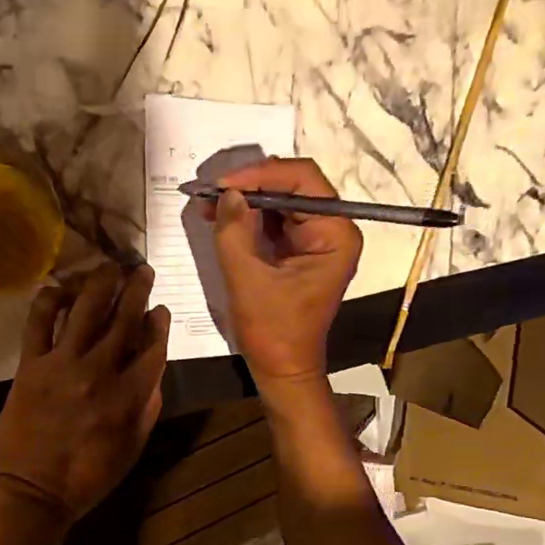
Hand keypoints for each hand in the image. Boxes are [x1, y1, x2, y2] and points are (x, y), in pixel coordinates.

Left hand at [0, 262, 170, 520]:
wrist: (33, 491)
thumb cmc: (89, 476)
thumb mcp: (133, 448)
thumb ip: (148, 407)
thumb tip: (154, 371)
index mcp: (128, 395)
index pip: (152, 346)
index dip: (159, 323)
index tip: (160, 309)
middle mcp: (99, 371)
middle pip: (123, 319)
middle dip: (136, 290)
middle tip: (141, 270)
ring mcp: (61, 364)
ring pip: (85, 310)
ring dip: (100, 283)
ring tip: (109, 267)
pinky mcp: (30, 365)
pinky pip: (39, 322)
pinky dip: (49, 300)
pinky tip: (59, 287)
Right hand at [205, 157, 361, 386]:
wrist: (283, 370)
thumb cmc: (273, 332)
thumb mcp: (247, 280)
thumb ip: (234, 232)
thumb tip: (225, 193)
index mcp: (335, 234)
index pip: (303, 181)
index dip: (262, 175)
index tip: (223, 184)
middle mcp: (333, 229)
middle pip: (292, 187)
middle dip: (250, 187)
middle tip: (211, 192)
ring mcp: (316, 240)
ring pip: (280, 202)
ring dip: (245, 201)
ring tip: (209, 204)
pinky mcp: (299, 251)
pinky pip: (274, 222)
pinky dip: (248, 218)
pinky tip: (221, 217)